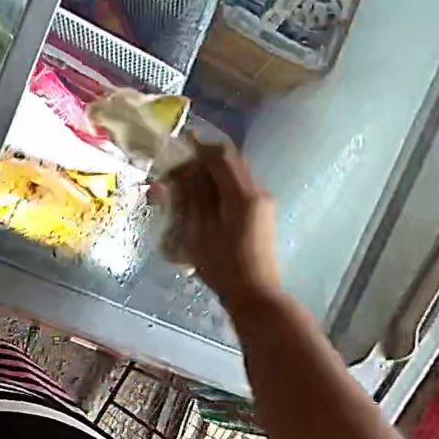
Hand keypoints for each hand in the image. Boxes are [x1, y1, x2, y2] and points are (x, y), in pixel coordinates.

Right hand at [161, 140, 284, 314]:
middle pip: (230, 162)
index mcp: (242, 195)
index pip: (220, 157)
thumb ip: (190, 199)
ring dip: (210, 175)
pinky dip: (218, 188)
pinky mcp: (260, 215)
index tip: (177, 144)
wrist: (255, 294)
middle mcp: (257, 192)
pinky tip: (200, 203)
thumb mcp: (198, 232)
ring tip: (184, 187)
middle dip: (202, 160)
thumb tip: (180, 173)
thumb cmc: (223, 266)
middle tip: (176, 169)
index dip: (198, 147)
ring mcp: (262, 204)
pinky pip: (237, 190)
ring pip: (234, 176)